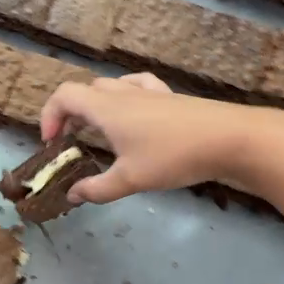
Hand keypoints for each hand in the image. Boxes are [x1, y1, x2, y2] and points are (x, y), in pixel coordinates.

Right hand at [39, 74, 276, 204]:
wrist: (234, 139)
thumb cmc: (175, 156)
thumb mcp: (130, 180)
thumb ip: (97, 189)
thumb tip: (72, 195)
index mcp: (107, 108)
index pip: (64, 96)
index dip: (49, 116)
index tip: (52, 144)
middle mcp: (125, 94)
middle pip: (85, 91)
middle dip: (70, 114)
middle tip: (71, 141)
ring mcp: (151, 93)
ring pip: (111, 87)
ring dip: (95, 106)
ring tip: (97, 130)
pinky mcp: (172, 99)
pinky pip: (138, 88)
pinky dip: (125, 99)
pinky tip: (133, 116)